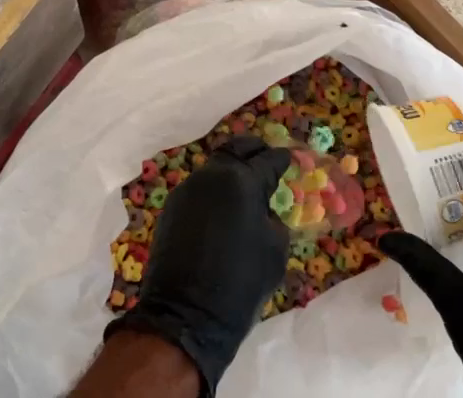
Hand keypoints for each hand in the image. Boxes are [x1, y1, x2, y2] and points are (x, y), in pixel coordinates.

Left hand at [105, 136, 291, 395]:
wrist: (188, 312)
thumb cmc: (242, 281)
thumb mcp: (276, 249)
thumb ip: (272, 217)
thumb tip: (262, 208)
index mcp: (242, 181)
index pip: (268, 160)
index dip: (282, 159)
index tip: (290, 159)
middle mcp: (212, 175)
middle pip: (235, 150)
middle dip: (254, 151)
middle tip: (266, 159)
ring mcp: (188, 189)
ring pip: (214, 168)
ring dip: (231, 172)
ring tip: (245, 187)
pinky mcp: (172, 206)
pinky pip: (199, 188)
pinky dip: (214, 191)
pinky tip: (222, 209)